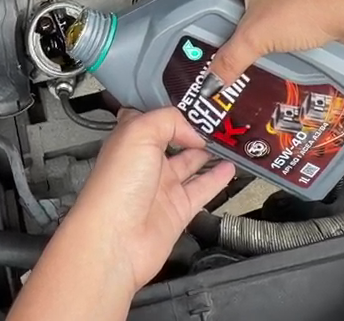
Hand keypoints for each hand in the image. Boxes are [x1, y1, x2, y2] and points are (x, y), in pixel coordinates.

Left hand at [51, 107, 235, 288]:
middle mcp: (146, 161)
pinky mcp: (177, 210)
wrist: (116, 239)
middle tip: (217, 120)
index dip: (172, 110)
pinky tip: (228, 169)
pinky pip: (202, 190)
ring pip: (190, 164)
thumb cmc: (115, 186)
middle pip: (174, 140)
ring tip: (227, 141)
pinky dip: (217, 179)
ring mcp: (162, 186)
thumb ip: (168, 121)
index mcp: (131, 138)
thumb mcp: (139, 133)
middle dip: (194, 130)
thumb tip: (192, 130)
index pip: (154, 117)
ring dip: (208, 152)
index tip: (195, 103)